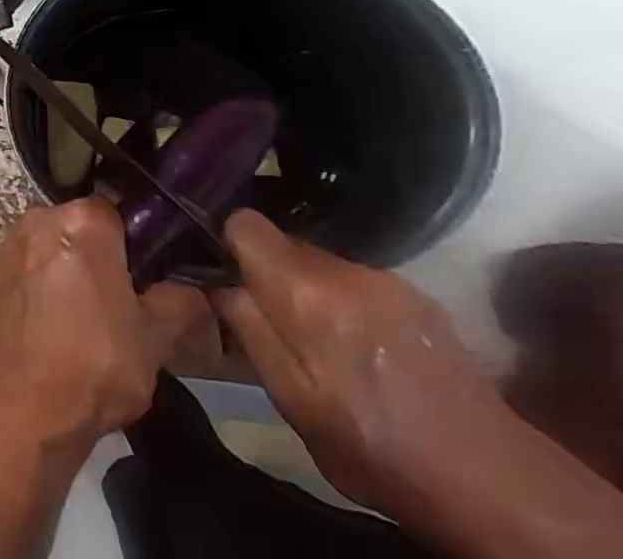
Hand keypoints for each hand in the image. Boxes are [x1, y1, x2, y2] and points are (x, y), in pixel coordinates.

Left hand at [0, 199, 210, 444]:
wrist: (29, 395)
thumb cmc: (99, 358)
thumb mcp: (157, 334)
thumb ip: (178, 301)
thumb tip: (188, 290)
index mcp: (81, 223)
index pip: (116, 213)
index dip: (134, 240)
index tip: (148, 271)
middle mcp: (37, 221)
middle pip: (76, 225)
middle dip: (97, 251)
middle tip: (122, 292)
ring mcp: (7, 245)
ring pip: (47, 243)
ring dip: (65, 263)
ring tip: (86, 308)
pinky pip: (24, 265)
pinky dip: (38, 280)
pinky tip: (53, 314)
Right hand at [211, 209, 504, 511]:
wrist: (492, 484)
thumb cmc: (365, 441)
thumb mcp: (283, 391)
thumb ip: (244, 324)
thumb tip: (216, 282)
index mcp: (305, 292)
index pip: (245, 224)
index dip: (226, 242)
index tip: (222, 274)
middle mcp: (348, 273)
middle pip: (283, 245)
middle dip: (266, 274)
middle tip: (265, 321)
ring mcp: (392, 284)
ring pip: (320, 265)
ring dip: (306, 291)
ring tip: (314, 341)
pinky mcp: (421, 302)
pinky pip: (356, 283)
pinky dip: (342, 303)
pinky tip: (356, 347)